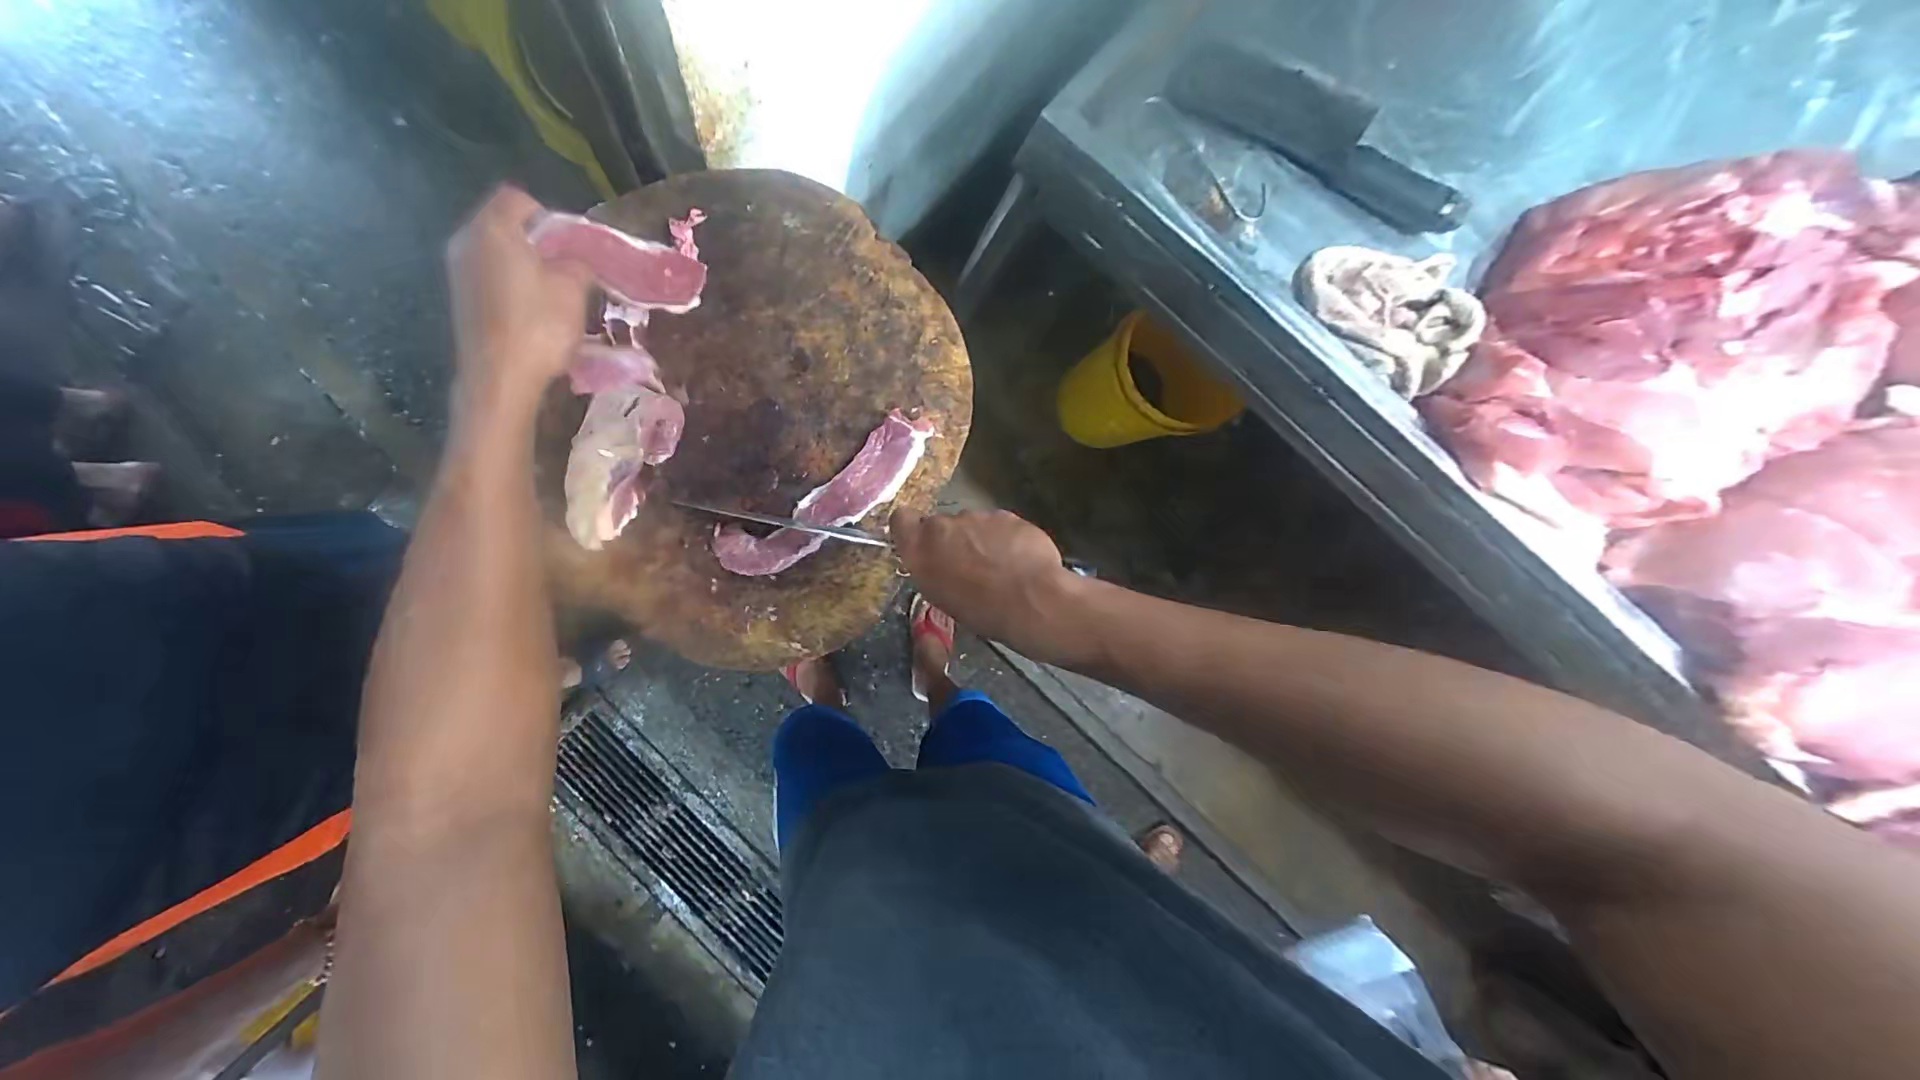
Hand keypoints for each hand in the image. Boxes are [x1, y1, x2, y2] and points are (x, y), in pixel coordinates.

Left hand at [446, 186, 592, 418]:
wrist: (500, 376)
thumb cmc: (539, 326)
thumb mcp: (573, 290)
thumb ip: (577, 264)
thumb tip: (575, 261)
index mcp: (492, 229)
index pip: (517, 199)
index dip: (549, 216)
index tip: (572, 245)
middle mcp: (466, 240)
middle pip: (504, 224)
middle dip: (538, 242)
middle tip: (568, 269)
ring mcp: (457, 270)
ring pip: (497, 252)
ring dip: (525, 265)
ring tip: (554, 293)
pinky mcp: (461, 298)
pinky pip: (489, 276)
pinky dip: (512, 285)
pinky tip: (533, 312)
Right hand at [890, 509, 1093, 664]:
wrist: (1031, 601)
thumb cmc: (981, 611)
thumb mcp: (943, 597)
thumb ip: (934, 569)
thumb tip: (943, 561)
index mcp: (920, 549)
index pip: (901, 519)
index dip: (913, 528)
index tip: (926, 543)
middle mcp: (943, 526)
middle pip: (944, 525)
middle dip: (956, 539)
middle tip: (972, 566)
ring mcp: (977, 516)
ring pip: (975, 524)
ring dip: (984, 539)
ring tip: (1002, 568)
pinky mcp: (1008, 515)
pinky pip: (1002, 525)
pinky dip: (1008, 538)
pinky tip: (1021, 561)